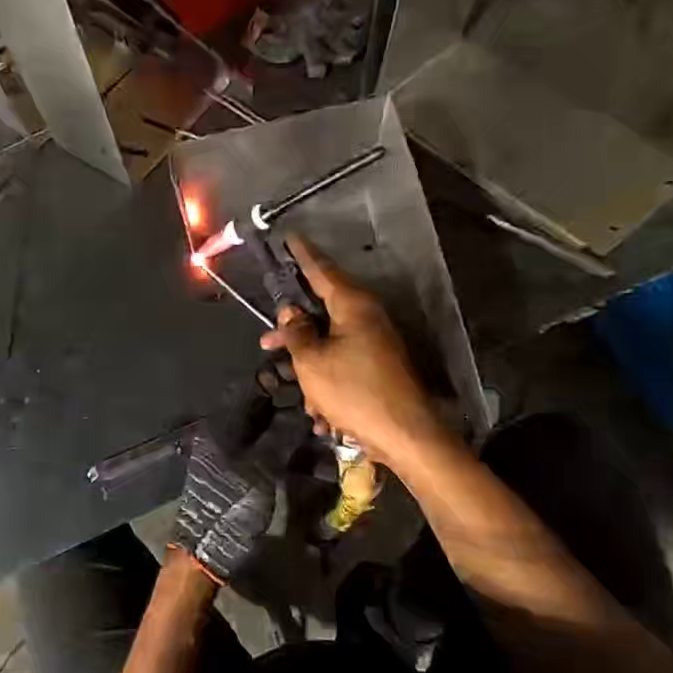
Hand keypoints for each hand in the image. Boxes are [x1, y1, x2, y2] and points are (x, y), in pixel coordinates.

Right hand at [259, 235, 454, 473]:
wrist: (405, 434)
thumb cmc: (354, 392)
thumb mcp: (312, 362)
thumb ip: (296, 333)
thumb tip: (290, 313)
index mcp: (353, 305)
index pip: (321, 269)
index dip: (302, 255)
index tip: (289, 237)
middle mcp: (367, 317)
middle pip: (322, 311)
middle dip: (294, 333)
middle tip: (267, 343)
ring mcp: (375, 343)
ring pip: (330, 345)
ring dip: (310, 369)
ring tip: (302, 397)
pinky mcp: (378, 368)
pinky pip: (344, 367)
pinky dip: (329, 387)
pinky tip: (323, 416)